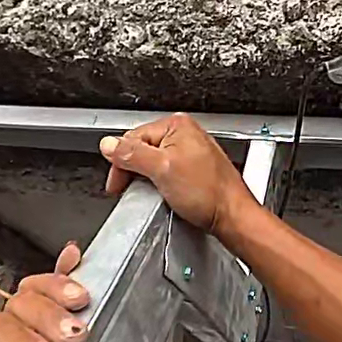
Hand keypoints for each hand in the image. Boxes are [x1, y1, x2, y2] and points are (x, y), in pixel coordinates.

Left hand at [0, 242, 89, 341]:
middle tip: (73, 335)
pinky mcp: (55, 335)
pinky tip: (72, 261)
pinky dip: (63, 275)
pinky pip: (54, 295)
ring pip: (37, 293)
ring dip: (59, 291)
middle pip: (19, 305)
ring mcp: (30, 336)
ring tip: (82, 303)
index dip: (21, 340)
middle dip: (47, 315)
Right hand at [99, 113, 257, 235]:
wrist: (232, 216)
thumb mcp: (162, 170)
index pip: (132, 137)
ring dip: (146, 178)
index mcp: (176, 125)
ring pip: (153, 161)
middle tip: (130, 190)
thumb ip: (132, 154)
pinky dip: (160, 183)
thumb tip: (108, 145)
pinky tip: (165, 194)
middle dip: (133, 170)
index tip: (117, 183)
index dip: (120, 161)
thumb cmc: (209, 193)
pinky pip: (166, 171)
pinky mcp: (193, 168)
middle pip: (141, 148)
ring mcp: (190, 151)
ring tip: (152, 193)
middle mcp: (185, 133)